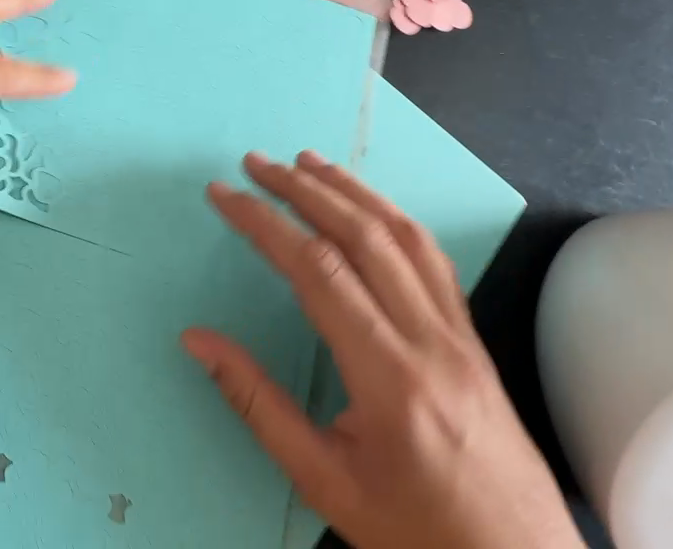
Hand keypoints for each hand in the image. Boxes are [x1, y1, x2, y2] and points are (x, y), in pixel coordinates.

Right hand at [182, 153, 583, 548]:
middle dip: (303, 189)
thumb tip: (197, 339)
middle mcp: (432, 342)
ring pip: (407, 239)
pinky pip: (434, 262)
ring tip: (308, 161)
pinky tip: (370, 208)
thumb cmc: (415, 532)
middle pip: (365, 237)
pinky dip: (393, 219)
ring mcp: (462, 338)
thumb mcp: (323, 482)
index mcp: (390, 377)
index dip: (265, 222)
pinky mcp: (476, 343)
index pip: (318, 269)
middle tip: (256, 162)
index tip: (224, 195)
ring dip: (353, 191)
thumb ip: (257, 404)